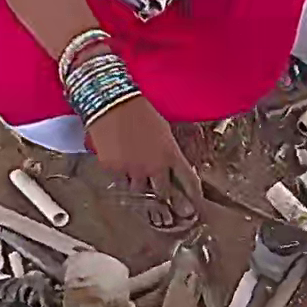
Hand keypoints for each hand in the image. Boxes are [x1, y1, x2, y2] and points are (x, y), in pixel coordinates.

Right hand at [84, 98, 201, 231]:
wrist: (109, 100)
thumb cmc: (139, 110)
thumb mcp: (164, 131)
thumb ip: (169, 152)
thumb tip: (172, 167)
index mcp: (171, 155)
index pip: (189, 182)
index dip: (194, 196)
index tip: (196, 204)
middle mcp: (154, 167)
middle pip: (164, 194)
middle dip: (166, 200)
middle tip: (165, 207)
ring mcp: (134, 169)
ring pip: (141, 191)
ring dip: (142, 189)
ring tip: (140, 186)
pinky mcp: (113, 169)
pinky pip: (121, 181)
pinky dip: (123, 178)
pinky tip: (122, 170)